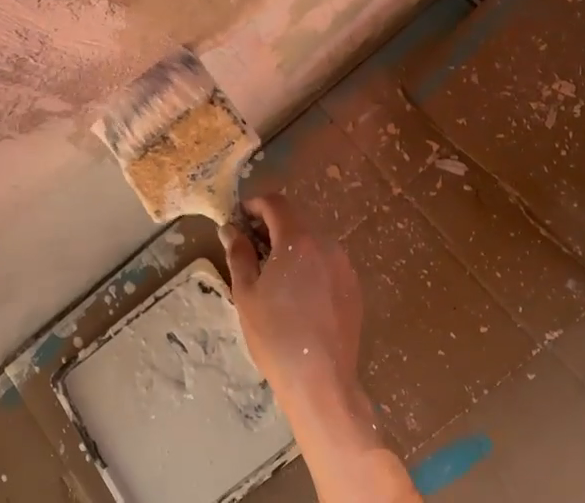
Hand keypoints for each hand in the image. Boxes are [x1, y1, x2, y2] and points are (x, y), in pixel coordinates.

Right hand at [222, 194, 363, 401]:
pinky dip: (309, 263)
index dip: (255, 204)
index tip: (239, 218)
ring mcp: (345, 268)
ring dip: (291, 243)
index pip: (276, 203)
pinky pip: (327, 262)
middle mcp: (327, 246)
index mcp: (299, 240)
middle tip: (250, 243)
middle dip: (272, 224)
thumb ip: (238, 253)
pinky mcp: (354, 289)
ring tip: (272, 268)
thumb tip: (230, 229)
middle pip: (297, 219)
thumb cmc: (275, 335)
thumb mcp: (246, 292)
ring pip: (314, 241)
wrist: (320, 382)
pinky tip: (296, 290)